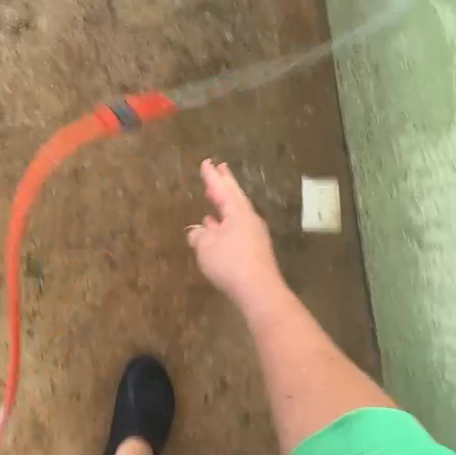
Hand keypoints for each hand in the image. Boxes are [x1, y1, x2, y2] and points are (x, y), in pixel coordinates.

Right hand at [185, 159, 286, 315]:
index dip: (212, 176)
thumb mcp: (206, 247)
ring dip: (224, 203)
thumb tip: (196, 230)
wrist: (259, 291)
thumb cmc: (230, 263)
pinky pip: (236, 227)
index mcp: (237, 212)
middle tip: (220, 167)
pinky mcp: (253, 250)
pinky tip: (216, 227)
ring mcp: (253, 234)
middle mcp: (248, 219)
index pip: (222, 189)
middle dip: (225, 182)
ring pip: (236, 212)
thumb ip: (198, 235)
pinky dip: (225, 222)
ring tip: (214, 196)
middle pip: (234, 196)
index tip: (206, 162)